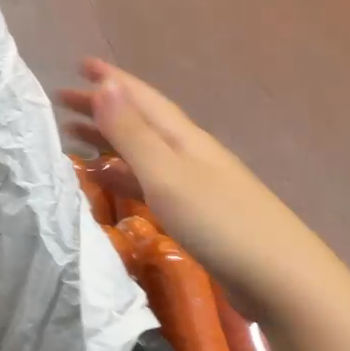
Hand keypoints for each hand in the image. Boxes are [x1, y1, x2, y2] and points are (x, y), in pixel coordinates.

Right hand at [58, 58, 328, 322]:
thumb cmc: (222, 225)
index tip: (79, 63)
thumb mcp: (168, 175)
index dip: (112, 79)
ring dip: (107, 138)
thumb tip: (103, 85)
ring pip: (141, 151)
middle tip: (61, 99)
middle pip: (140, 123)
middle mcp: (190, 156)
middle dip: (102, 107)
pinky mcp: (195, 214)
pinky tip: (104, 179)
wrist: (288, 287)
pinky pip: (146, 179)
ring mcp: (196, 186)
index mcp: (185, 140)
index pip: (143, 100)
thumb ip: (132, 133)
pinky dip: (119, 171)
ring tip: (71, 134)